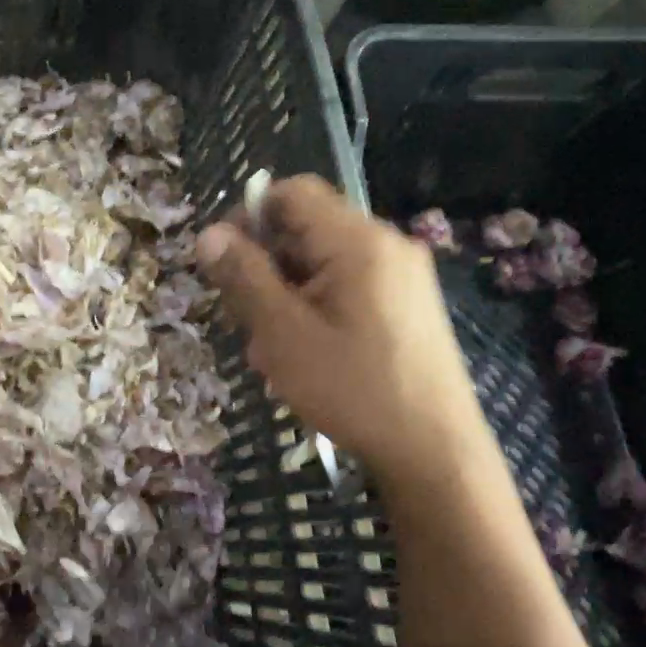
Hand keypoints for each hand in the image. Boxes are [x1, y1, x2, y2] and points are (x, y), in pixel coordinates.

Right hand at [197, 174, 492, 488]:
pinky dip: (315, 306)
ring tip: (275, 348)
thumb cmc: (354, 389)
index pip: (292, 193)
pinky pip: (347, 284)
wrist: (437, 454)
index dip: (249, 216)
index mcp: (358, 241)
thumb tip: (208, 234)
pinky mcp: (408, 304)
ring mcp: (403, 275)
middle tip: (246, 319)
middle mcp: (386, 245)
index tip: (225, 263)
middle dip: (266, 265)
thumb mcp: (284, 334)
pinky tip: (306, 353)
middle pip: (305, 228)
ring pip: (321, 261)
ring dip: (286, 293)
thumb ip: (244, 277)